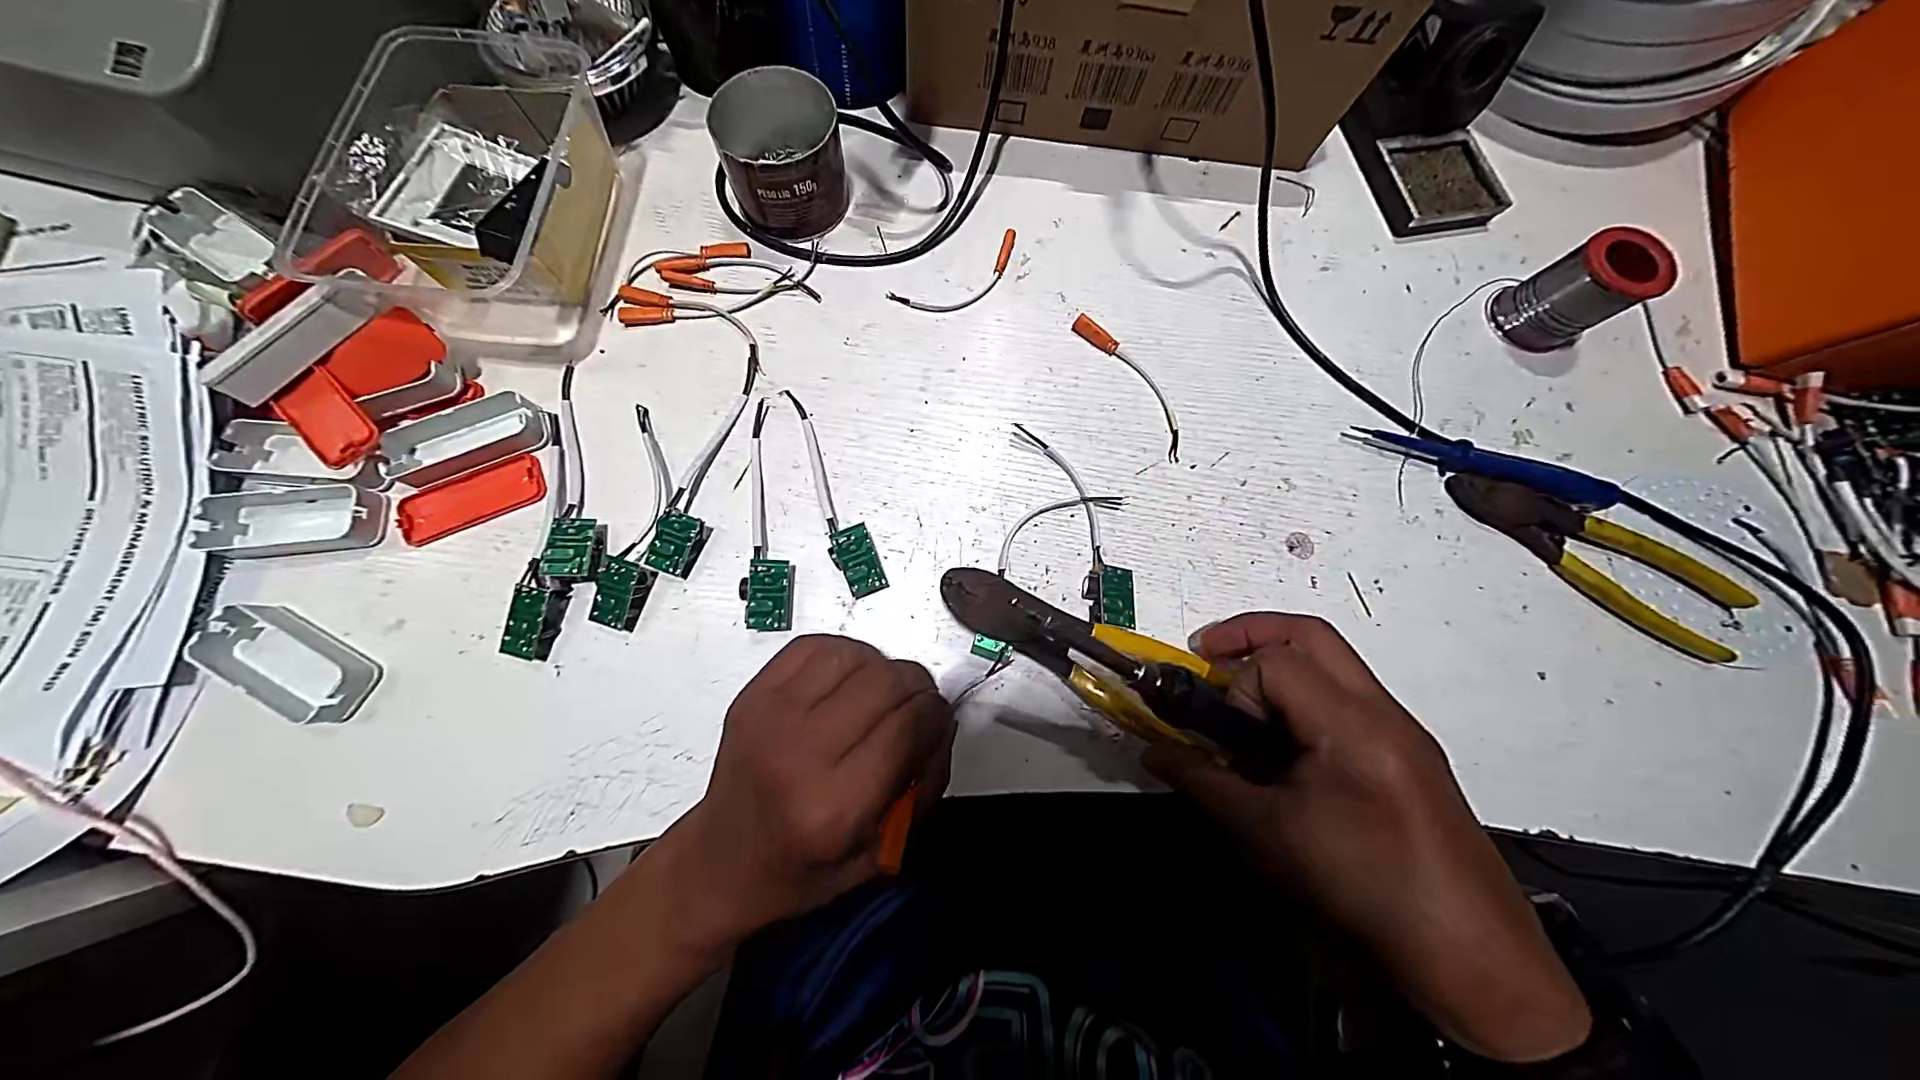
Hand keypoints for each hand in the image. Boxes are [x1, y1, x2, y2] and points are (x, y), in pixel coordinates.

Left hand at [658, 635, 953, 953]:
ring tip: (881, 696)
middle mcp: (797, 754)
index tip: (938, 721)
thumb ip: (923, 787)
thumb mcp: (879, 853)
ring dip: (882, 669)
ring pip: (856, 655)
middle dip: (917, 690)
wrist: (721, 864)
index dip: (936, 716)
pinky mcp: (754, 696)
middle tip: (916, 709)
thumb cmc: (796, 868)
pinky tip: (848, 680)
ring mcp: (771, 717)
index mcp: (832, 806)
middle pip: (887, 682)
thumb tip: (941, 724)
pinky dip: (844, 655)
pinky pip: (815, 646)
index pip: (909, 725)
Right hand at [1144, 614, 1590, 1062]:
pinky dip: (1305, 701)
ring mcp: (1404, 733)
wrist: (1472, 962)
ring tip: (1242, 711)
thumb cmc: (1363, 891)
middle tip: (1206, 657)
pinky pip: (1349, 700)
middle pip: (1310, 635)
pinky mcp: (1410, 757)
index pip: (1275, 662)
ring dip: (1279, 669)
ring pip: (1333, 665)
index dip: (1234, 688)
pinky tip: (1286, 752)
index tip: (1221, 735)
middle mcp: (1385, 714)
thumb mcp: (1265, 835)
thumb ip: (1202, 782)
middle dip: (1249, 635)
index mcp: (1353, 725)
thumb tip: (1158, 753)